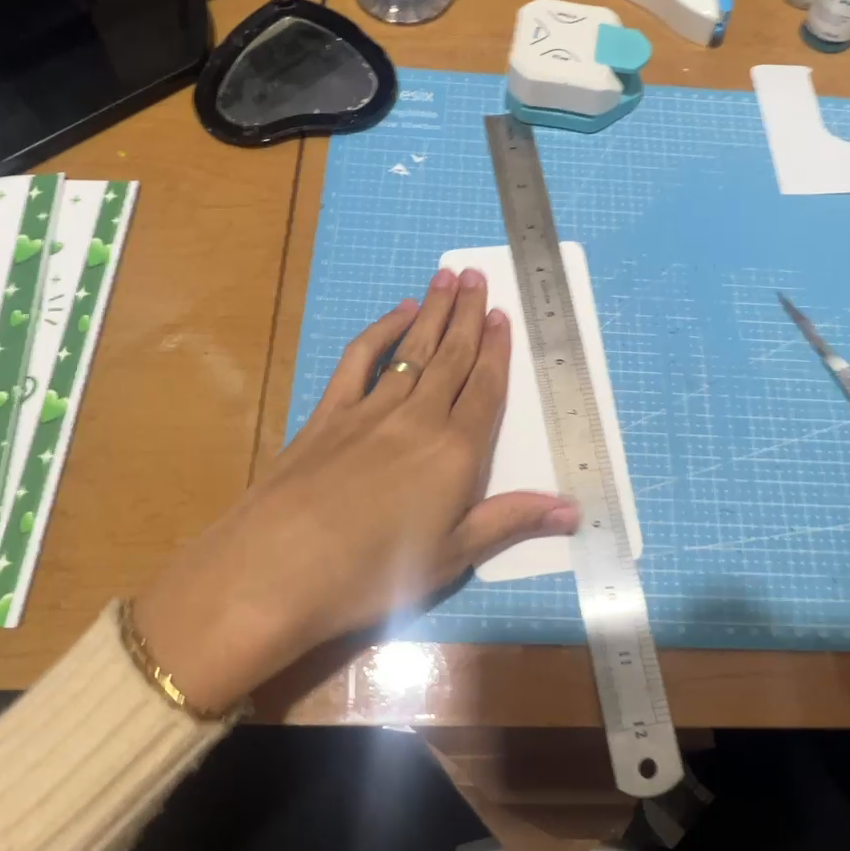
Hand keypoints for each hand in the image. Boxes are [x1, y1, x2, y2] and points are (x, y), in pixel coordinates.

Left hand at [135, 268, 578, 709]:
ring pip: (413, 350)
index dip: (496, 351)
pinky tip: (395, 314)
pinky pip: (360, 359)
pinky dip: (381, 331)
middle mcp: (418, 419)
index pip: (485, 390)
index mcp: (456, 453)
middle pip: (451, 358)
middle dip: (467, 315)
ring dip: (433, 313)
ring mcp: (370, 410)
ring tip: (447, 277)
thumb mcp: (452, 556)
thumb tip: (574, 510)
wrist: (276, 570)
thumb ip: (511, 521)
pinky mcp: (328, 413)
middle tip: (478, 276)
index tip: (502, 315)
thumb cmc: (372, 575)